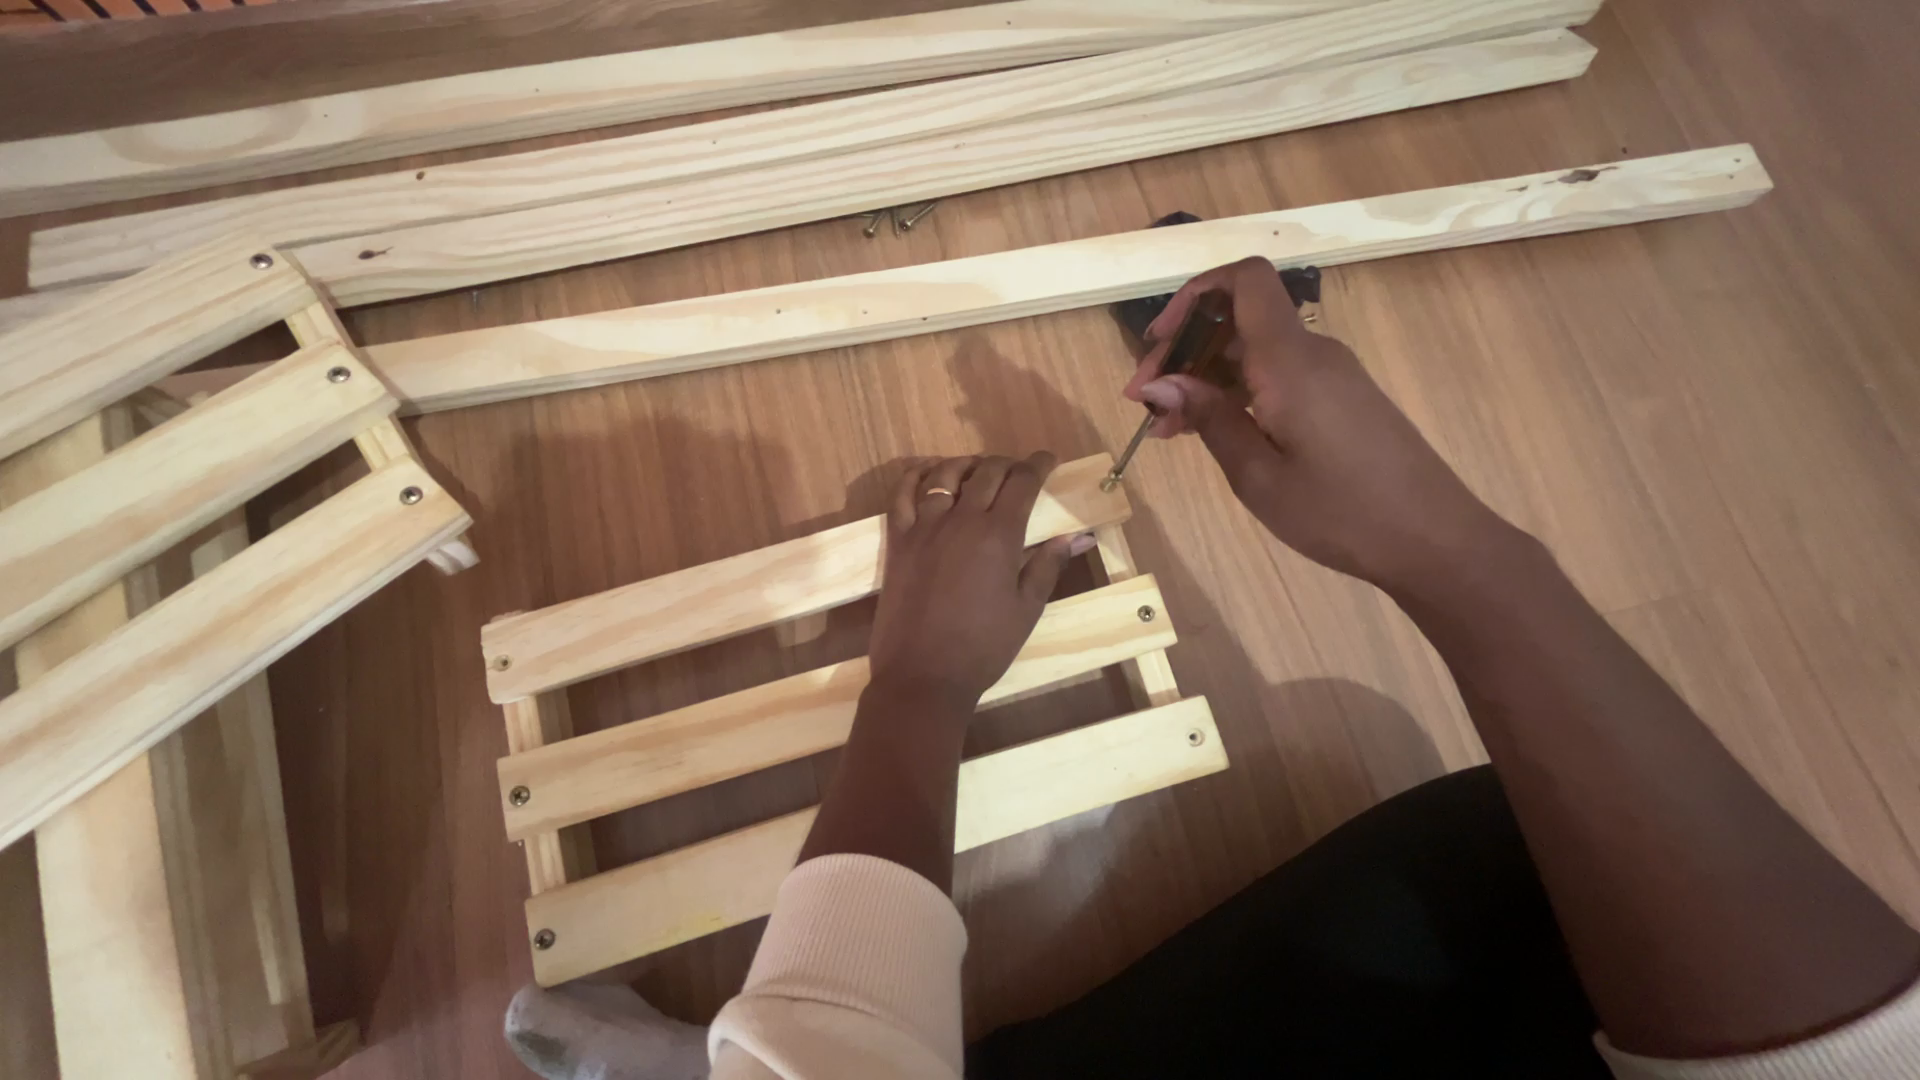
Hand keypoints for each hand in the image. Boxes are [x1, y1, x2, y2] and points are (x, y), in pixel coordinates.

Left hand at [868, 453, 1091, 707]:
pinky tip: (928, 472)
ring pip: (945, 474)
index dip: (1038, 465)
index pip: (1023, 483)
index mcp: (999, 535)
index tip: (1047, 461)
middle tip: (1018, 470)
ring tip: (978, 468)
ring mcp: (924, 527)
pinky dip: (917, 475)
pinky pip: (903, 493)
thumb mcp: (1026, 609)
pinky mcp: (897, 540)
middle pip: (987, 472)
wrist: (923, 675)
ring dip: (966, 464)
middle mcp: (961, 519)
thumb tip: (1078, 537)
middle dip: (1007, 464)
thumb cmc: (983, 648)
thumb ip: (1048, 566)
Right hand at [1122, 257, 1516, 592]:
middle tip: (1142, 404)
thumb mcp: (1257, 474)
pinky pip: (1275, 377)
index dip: (1194, 294)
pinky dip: (1235, 394)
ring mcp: (1328, 375)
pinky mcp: (1337, 398)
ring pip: (1252, 352)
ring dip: (1204, 379)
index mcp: (1290, 361)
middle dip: (1183, 351)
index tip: (1158, 344)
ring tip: (1168, 430)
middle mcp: (1311, 353)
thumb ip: (1209, 418)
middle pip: (1238, 320)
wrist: (1433, 539)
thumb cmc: (1339, 512)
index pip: (1245, 280)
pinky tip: (1210, 433)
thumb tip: (1158, 383)